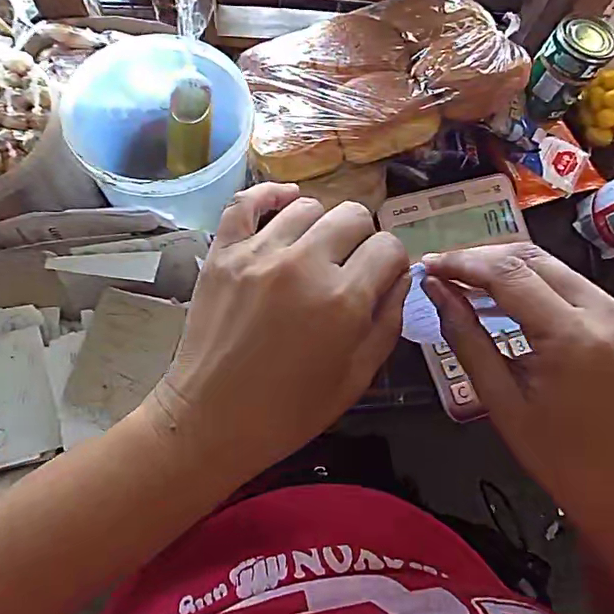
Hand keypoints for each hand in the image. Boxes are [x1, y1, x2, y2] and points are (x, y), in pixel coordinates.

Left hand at [142, 183, 409, 475]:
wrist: (212, 418)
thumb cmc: (289, 410)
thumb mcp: (357, 376)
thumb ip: (388, 321)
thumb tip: (401, 278)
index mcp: (343, 299)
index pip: (388, 247)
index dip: (392, 262)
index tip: (382, 277)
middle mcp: (303, 264)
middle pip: (353, 215)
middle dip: (363, 238)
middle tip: (350, 265)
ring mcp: (257, 253)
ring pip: (306, 206)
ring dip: (321, 224)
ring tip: (315, 249)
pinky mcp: (222, 252)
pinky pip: (246, 202)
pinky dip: (269, 194)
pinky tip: (286, 201)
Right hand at [422, 243, 613, 520]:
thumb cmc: (556, 454)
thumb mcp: (498, 398)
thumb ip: (465, 335)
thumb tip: (435, 290)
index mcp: (574, 339)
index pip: (509, 274)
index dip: (462, 264)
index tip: (428, 267)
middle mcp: (607, 315)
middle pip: (532, 259)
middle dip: (480, 258)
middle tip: (442, 271)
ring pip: (551, 265)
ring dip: (504, 266)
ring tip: (463, 280)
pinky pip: (569, 284)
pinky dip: (530, 282)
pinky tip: (501, 296)